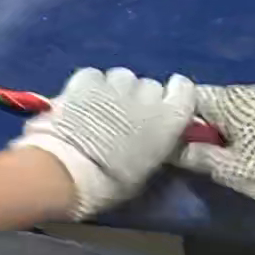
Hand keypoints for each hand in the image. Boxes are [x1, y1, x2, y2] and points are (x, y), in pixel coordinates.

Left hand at [9, 67, 194, 219]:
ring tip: (98, 104)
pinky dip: (87, 83)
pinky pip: (91, 74)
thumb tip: (149, 134)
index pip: (184, 89)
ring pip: (120, 76)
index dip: (171, 93)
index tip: (160, 101)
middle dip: (137, 95)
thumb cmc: (112, 180)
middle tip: (121, 112)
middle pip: (148, 84)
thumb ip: (156, 140)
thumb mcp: (150, 164)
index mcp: (172, 118)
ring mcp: (115, 86)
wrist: (70, 168)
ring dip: (112, 87)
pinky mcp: (84, 81)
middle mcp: (149, 96)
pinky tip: (79, 96)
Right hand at [176, 82, 254, 242]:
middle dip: (222, 123)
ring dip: (253, 126)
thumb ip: (195, 155)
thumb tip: (173, 147)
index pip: (194, 99)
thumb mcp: (232, 172)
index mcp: (236, 99)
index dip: (187, 121)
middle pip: (228, 102)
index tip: (191, 143)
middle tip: (225, 153)